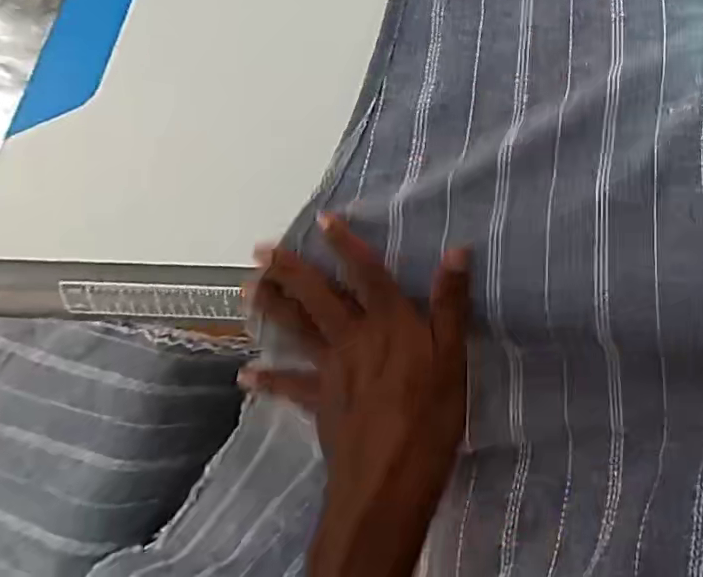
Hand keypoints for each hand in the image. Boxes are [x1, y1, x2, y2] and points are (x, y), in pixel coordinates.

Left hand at [243, 214, 471, 576]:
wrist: (389, 483)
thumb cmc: (430, 415)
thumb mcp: (454, 356)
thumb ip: (451, 303)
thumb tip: (456, 251)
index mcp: (389, 322)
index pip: (366, 273)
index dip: (346, 244)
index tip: (323, 219)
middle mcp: (355, 337)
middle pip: (318, 297)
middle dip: (290, 271)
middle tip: (261, 251)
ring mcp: (332, 370)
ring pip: (297, 331)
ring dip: (272, 308)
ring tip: (247, 289)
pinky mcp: (320, 402)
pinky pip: (289, 386)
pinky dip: (267, 378)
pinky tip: (245, 373)